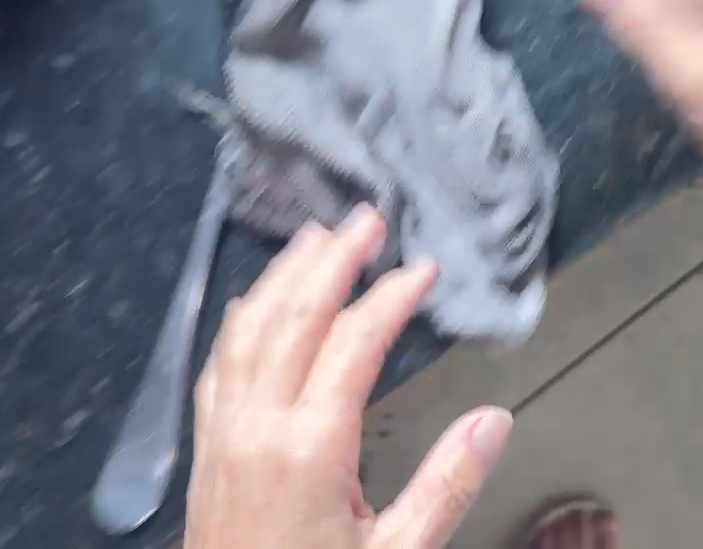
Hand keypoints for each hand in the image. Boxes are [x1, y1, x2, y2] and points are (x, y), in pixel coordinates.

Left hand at [187, 205, 512, 548]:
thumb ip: (448, 484)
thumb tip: (496, 418)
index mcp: (310, 446)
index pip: (355, 341)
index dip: (393, 296)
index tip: (425, 269)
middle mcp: (259, 425)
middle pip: (296, 316)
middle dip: (336, 260)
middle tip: (368, 218)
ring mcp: (224, 434)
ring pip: (250, 329)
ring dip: (285, 275)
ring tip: (316, 236)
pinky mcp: (206, 450)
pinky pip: (219, 365)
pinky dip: (239, 321)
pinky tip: (251, 301)